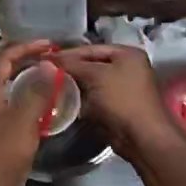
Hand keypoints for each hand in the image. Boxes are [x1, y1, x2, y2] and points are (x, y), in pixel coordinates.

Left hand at [0, 40, 56, 185]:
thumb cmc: (7, 150)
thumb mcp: (25, 118)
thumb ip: (38, 91)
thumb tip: (50, 65)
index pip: (3, 58)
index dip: (24, 47)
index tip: (48, 45)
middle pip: (6, 70)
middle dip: (28, 59)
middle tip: (51, 55)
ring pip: (13, 86)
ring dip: (31, 76)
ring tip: (52, 72)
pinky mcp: (5, 128)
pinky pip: (19, 102)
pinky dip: (33, 94)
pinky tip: (49, 99)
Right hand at [55, 44, 180, 160]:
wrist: (141, 135)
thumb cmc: (121, 98)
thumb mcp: (96, 76)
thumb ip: (73, 65)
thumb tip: (49, 60)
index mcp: (127, 54)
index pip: (91, 49)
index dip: (67, 53)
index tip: (44, 58)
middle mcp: (126, 68)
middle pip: (90, 65)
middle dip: (69, 70)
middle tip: (44, 72)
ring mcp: (121, 88)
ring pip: (90, 83)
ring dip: (73, 85)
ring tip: (50, 85)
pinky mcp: (115, 106)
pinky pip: (93, 98)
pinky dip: (80, 99)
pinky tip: (63, 101)